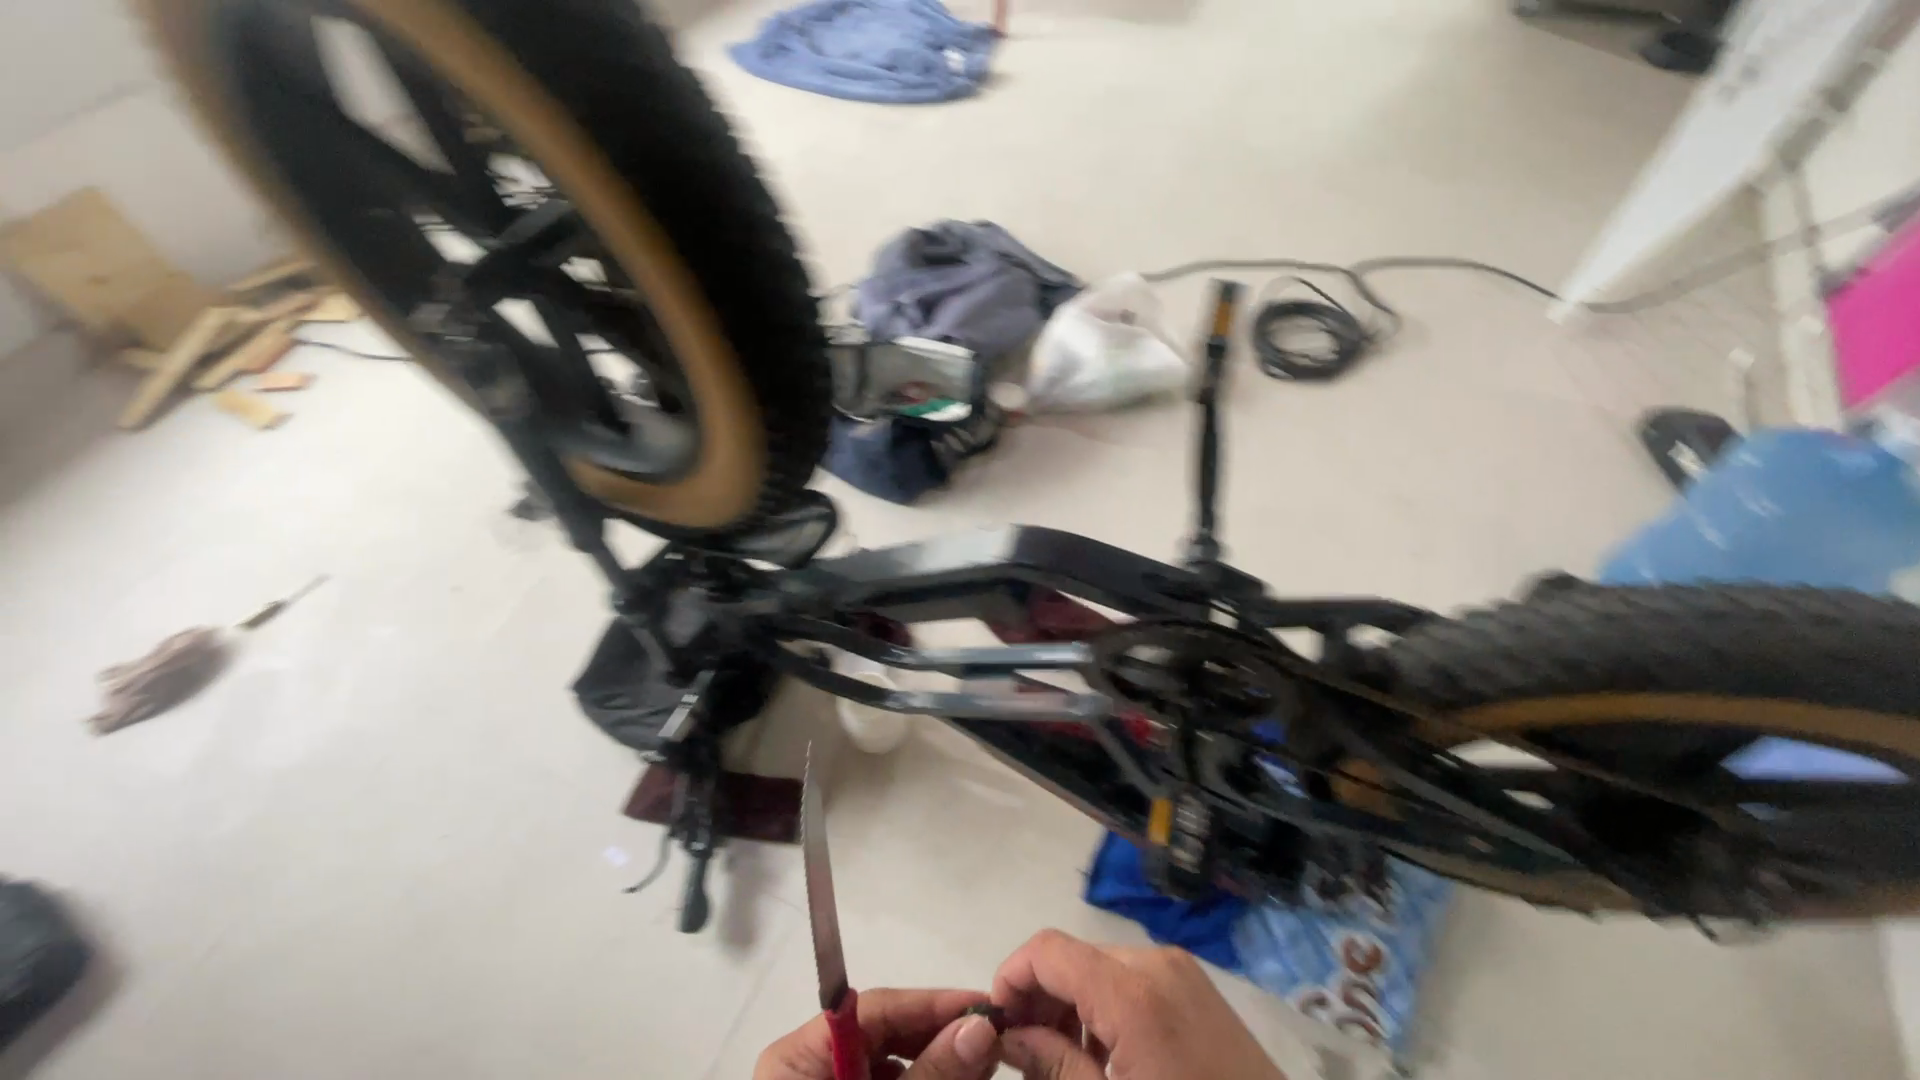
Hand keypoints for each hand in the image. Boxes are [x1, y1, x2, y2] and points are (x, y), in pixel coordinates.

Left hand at [753, 988, 1001, 1079]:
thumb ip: (929, 1075)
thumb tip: (981, 1027)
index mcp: (798, 1055)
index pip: (875, 1006)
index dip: (932, 1003)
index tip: (985, 1005)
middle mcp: (810, 1064)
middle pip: (888, 1033)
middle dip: (943, 1035)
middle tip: (994, 1038)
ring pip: (895, 1061)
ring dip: (942, 1061)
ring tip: (985, 1063)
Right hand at [991, 930, 1286, 1079]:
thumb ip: (1052, 1064)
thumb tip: (1007, 1034)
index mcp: (1132, 991)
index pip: (1048, 950)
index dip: (1011, 977)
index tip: (995, 1024)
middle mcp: (1156, 963)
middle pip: (1074, 959)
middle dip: (1040, 999)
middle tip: (1025, 1053)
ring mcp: (1183, 972)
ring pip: (1101, 969)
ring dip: (1072, 1005)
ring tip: (1066, 1061)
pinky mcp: (1199, 988)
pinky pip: (1134, 981)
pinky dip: (1107, 1007)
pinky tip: (1109, 1056)